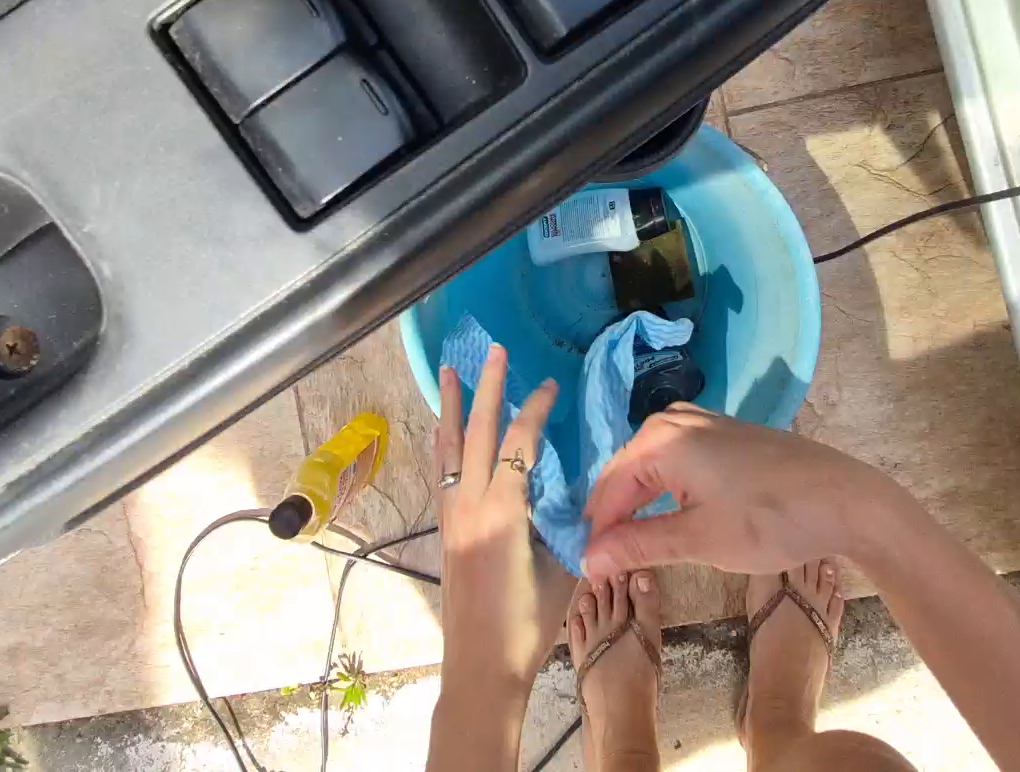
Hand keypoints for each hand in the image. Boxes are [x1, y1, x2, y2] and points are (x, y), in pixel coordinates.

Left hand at [433, 346, 558, 695]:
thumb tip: (578, 490)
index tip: (550, 385)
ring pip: (449, 447)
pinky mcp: (445, 527)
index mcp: (503, 510)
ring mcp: (452, 514)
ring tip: (450, 371)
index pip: (520, 442)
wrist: (480, 668)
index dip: (536, 408)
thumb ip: (568, 524)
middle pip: (479, 431)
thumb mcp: (563, 571)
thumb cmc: (527, 625)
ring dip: (453, 406)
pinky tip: (444, 431)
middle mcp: (471, 503)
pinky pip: (441, 471)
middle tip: (495, 351)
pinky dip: (444, 442)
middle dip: (489, 388)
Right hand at [580, 405, 907, 577]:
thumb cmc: (770, 519)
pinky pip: (673, 457)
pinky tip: (667, 514)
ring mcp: (699, 421)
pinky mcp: (720, 431)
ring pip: (649, 465)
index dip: (599, 534)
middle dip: (615, 518)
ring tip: (633, 546)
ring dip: (638, 504)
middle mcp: (672, 421)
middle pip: (626, 472)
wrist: (846, 498)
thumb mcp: (700, 538)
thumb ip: (639, 545)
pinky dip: (663, 488)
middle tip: (611, 566)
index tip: (593, 575)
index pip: (610, 490)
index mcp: (661, 440)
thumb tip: (588, 560)